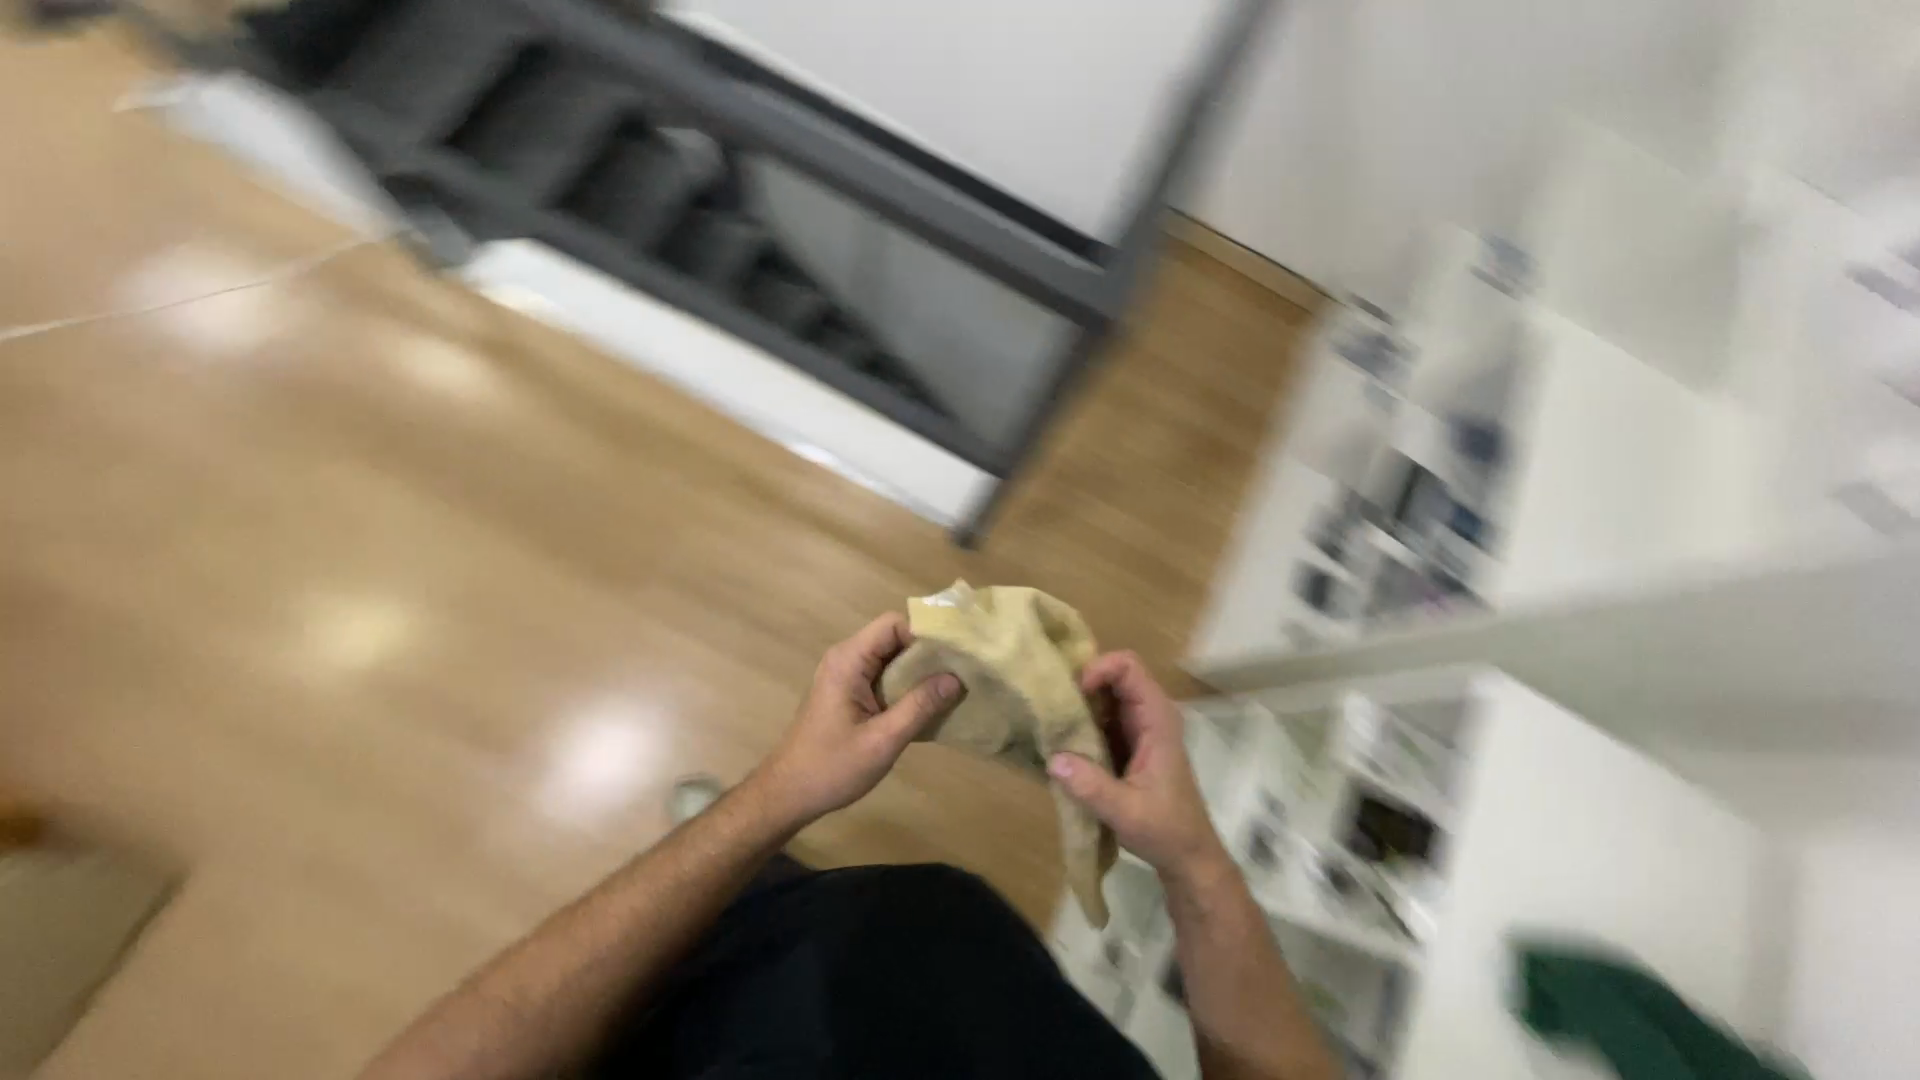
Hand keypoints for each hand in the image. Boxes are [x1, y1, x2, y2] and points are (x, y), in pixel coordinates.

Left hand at [748, 613, 963, 827]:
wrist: (788, 794)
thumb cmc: (832, 767)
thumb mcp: (883, 740)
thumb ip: (920, 706)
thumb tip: (956, 678)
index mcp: (848, 660)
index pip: (893, 624)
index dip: (924, 635)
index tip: (953, 657)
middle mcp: (846, 659)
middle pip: (894, 638)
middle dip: (927, 653)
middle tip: (960, 673)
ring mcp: (846, 676)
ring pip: (891, 658)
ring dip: (919, 672)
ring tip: (950, 690)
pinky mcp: (849, 693)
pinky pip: (883, 676)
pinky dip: (906, 686)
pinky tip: (927, 707)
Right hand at [1047, 651, 1229, 879]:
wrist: (1188, 855)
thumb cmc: (1166, 830)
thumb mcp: (1126, 812)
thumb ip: (1091, 786)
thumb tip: (1053, 759)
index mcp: (1157, 719)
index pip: (1128, 666)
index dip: (1098, 668)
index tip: (1073, 693)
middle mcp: (1149, 714)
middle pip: (1113, 674)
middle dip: (1080, 682)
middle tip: (1050, 702)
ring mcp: (1138, 727)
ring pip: (1104, 694)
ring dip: (1077, 701)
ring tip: (1049, 717)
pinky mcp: (1127, 741)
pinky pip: (1100, 716)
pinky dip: (1079, 719)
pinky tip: (1059, 736)